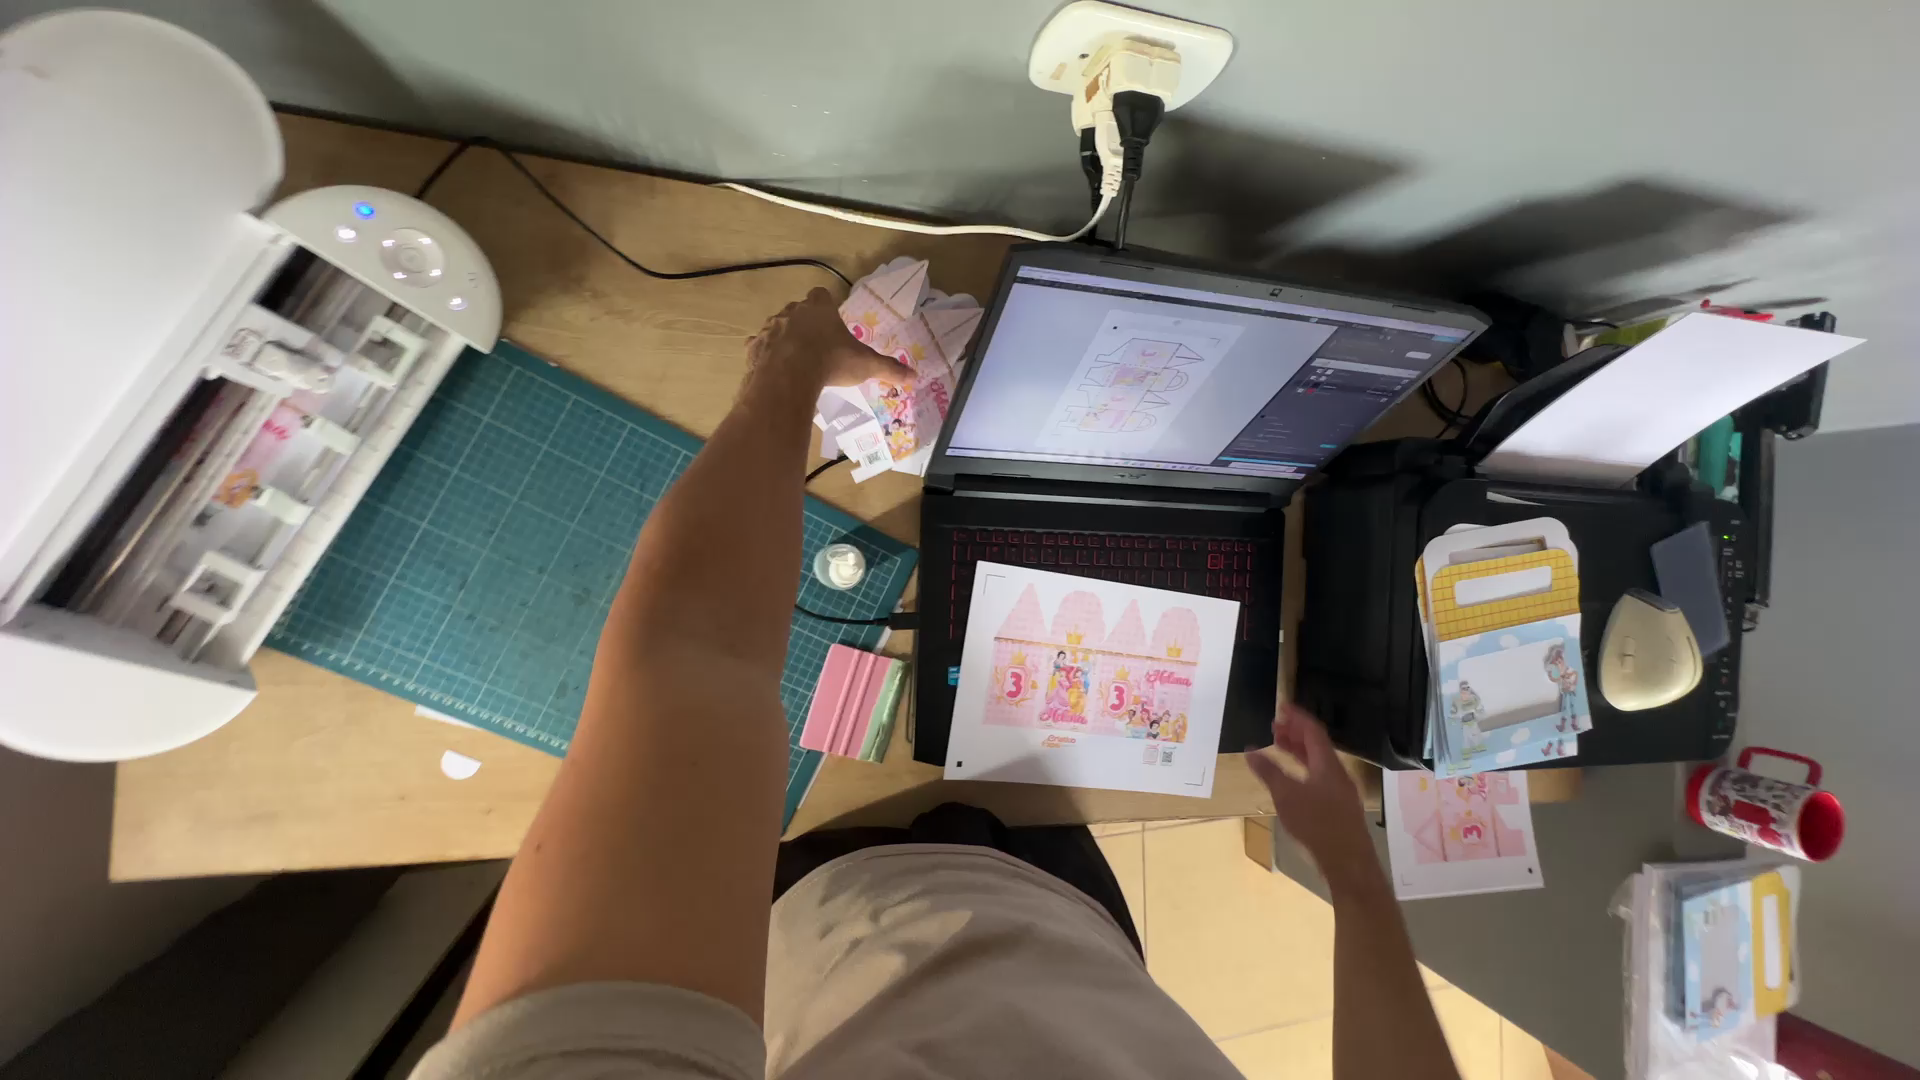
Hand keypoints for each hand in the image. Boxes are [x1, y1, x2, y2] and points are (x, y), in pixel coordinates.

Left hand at [746, 288, 905, 389]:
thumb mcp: (866, 365)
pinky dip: (767, 356)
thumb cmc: (831, 362)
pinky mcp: (755, 347)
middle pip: (798, 311)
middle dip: (806, 325)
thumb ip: (889, 369)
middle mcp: (793, 311)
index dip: (826, 307)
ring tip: (797, 362)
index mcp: (820, 308)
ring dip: (785, 340)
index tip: (831, 322)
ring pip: (778, 328)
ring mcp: (771, 327)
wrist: (789, 376)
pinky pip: (760, 347)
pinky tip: (775, 371)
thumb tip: (915, 377)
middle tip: (817, 347)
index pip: (822, 295)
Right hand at [1245, 704, 1375, 890]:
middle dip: (1295, 733)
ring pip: (1318, 762)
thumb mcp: (1286, 795)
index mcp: (1327, 765)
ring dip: (1298, 751)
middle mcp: (1337, 773)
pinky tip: (1290, 778)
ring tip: (1278, 747)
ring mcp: (1340, 790)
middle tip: (1274, 727)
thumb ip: (1268, 771)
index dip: (1297, 717)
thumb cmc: (1317, 824)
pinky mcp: (1338, 806)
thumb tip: (1251, 750)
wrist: (1349, 863)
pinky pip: (1319, 776)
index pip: (1313, 731)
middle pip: (1317, 745)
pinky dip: (1303, 768)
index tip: (1282, 706)